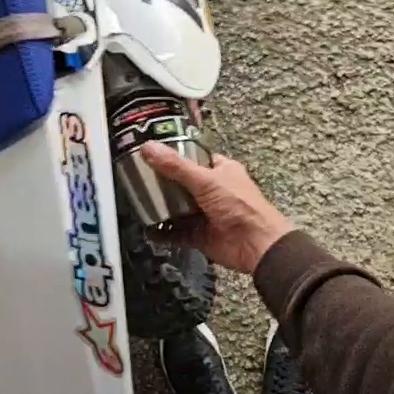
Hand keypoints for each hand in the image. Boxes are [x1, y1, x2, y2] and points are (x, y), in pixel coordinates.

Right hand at [140, 143, 294, 274]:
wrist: (256, 246)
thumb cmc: (239, 206)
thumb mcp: (206, 180)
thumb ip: (175, 166)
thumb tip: (148, 148)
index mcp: (220, 170)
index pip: (193, 157)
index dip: (173, 155)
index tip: (149, 155)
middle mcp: (212, 190)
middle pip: (181, 184)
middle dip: (162, 184)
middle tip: (138, 180)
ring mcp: (205, 214)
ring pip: (177, 209)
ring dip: (160, 209)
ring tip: (138, 203)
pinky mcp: (200, 235)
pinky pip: (176, 232)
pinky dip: (163, 232)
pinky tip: (148, 230)